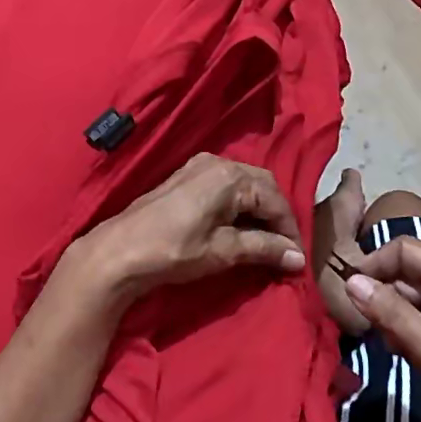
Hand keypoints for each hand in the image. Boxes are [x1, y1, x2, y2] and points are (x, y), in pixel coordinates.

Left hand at [67, 154, 306, 302]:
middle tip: (283, 249)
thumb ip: (263, 248)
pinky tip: (239, 228)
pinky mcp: (185, 177)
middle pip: (262, 185)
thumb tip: (298, 258)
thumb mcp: (224, 251)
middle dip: (276, 216)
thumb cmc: (175, 249)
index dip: (289, 229)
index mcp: (230, 176)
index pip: (275, 199)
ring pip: (244, 184)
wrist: (121, 250)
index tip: (297, 259)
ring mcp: (198, 167)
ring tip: (264, 243)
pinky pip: (224, 185)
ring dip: (257, 210)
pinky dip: (238, 205)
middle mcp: (216, 162)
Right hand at [342, 235, 420, 421]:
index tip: (347, 291)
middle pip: (405, 271)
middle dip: (380, 292)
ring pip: (410, 297)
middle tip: (362, 323)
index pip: (404, 249)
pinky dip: (405, 331)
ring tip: (387, 344)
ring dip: (391, 315)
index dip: (373, 263)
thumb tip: (349, 280)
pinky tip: (401, 354)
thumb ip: (393, 315)